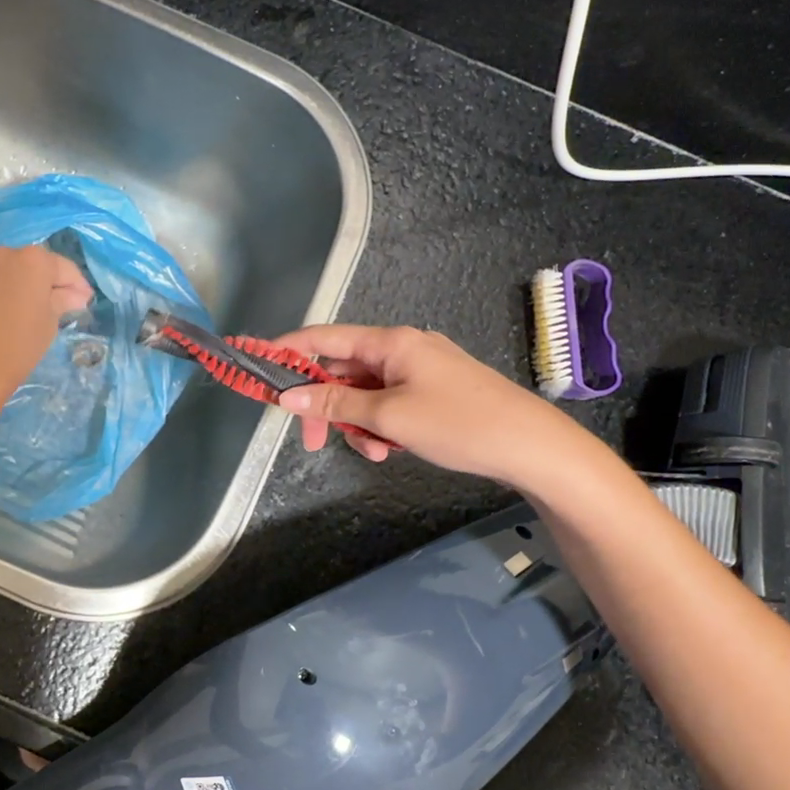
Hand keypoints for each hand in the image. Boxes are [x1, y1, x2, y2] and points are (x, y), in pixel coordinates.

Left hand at [0, 246, 93, 402]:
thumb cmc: (19, 346)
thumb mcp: (49, 324)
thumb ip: (63, 301)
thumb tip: (75, 295)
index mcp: (32, 260)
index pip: (62, 267)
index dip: (76, 285)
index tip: (83, 301)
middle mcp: (0, 255)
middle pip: (28, 265)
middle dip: (41, 282)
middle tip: (51, 305)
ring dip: (10, 287)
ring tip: (15, 312)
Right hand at [271, 324, 596, 487]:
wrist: (532, 448)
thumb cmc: (459, 424)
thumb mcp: (388, 417)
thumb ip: (334, 405)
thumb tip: (288, 397)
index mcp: (391, 343)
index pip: (324, 338)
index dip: (287, 351)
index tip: (257, 368)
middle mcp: (402, 350)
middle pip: (341, 371)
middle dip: (325, 406)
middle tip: (311, 441)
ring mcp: (418, 371)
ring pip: (363, 394)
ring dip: (355, 424)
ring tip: (374, 452)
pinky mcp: (431, 393)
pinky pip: (387, 405)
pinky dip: (379, 427)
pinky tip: (392, 450)